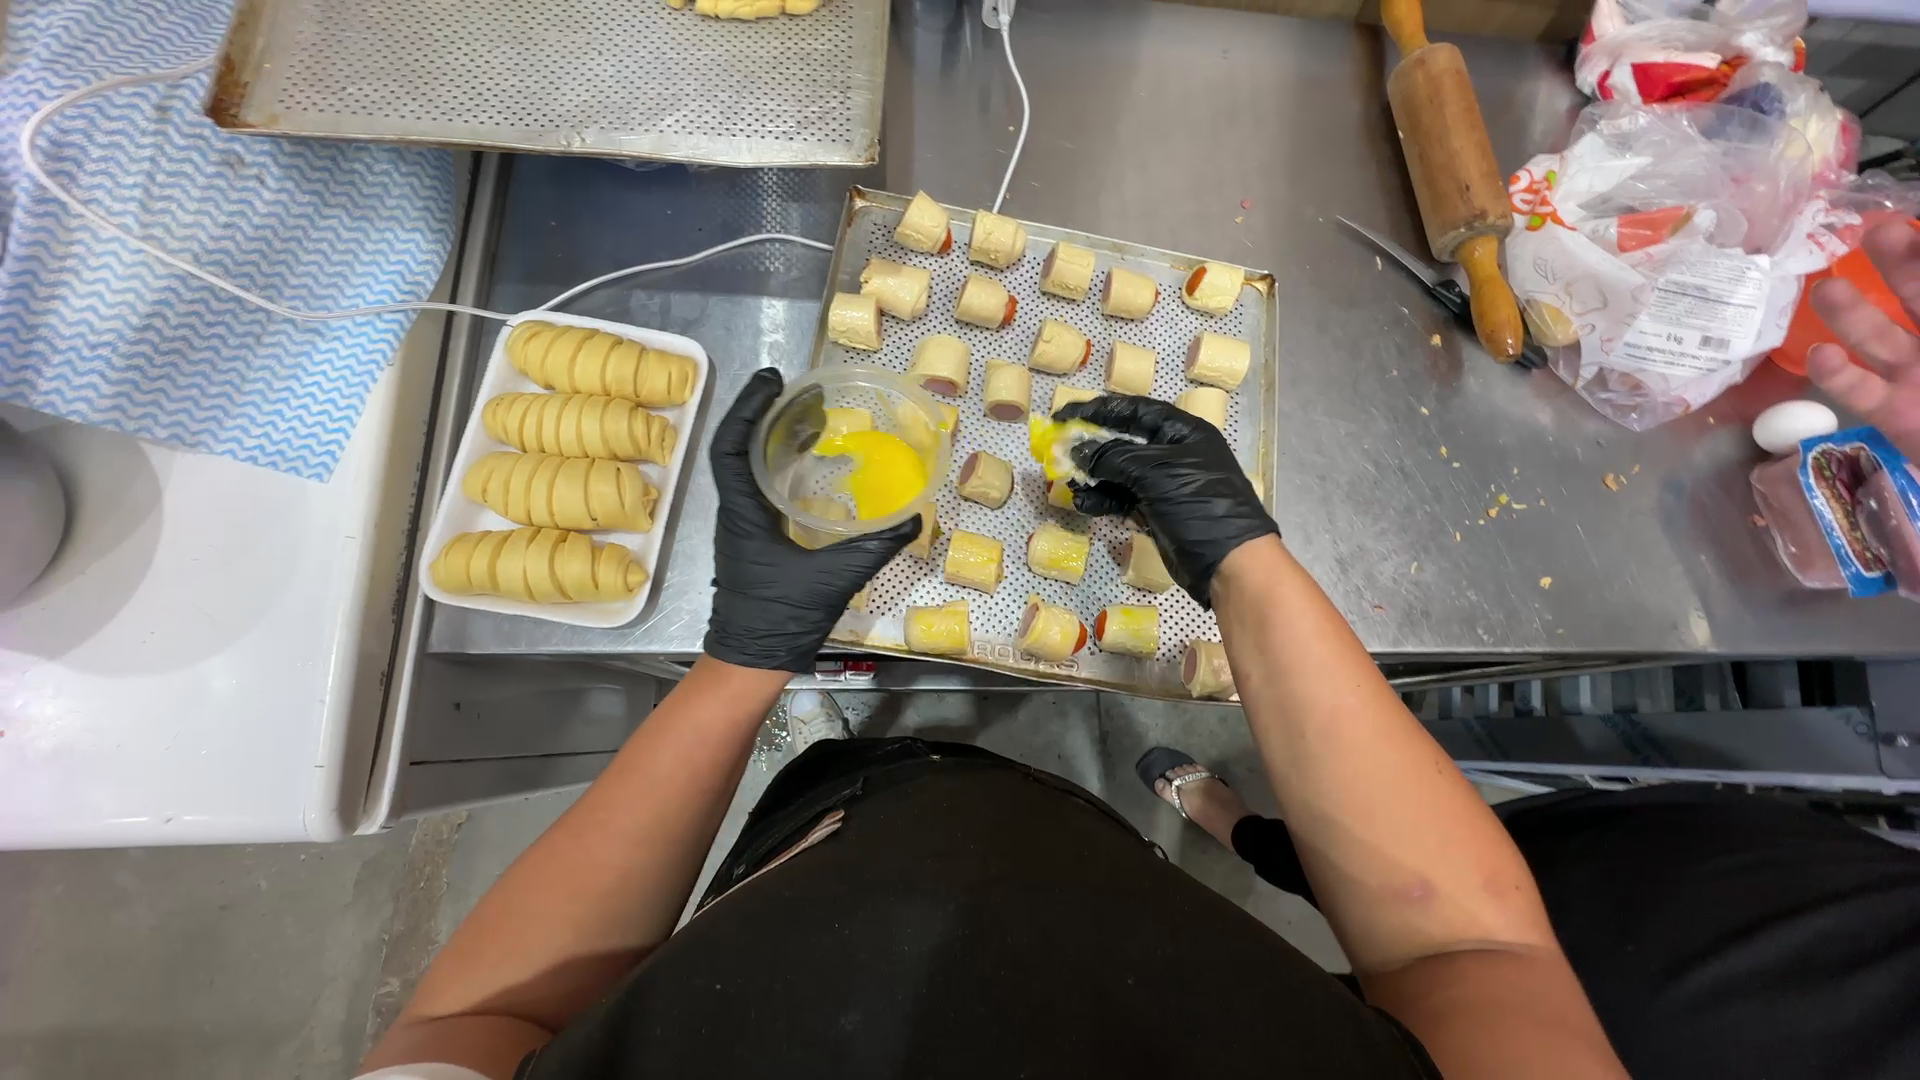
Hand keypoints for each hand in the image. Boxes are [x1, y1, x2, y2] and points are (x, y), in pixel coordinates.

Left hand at [705, 369, 919, 671]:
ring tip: (815, 418)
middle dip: (770, 415)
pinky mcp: (753, 539)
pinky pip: (762, 488)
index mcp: (743, 513)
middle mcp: (737, 512)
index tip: (773, 380)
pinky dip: (783, 467)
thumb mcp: (835, 578)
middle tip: (808, 394)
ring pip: (751, 467)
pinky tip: (813, 466)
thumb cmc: (783, 616)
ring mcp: (742, 526)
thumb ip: (876, 547)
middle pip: (742, 448)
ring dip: (777, 439)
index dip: (748, 407)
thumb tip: (915, 519)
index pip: (731, 446)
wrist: (753, 658)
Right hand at [1057, 395, 1277, 607]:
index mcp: (1182, 432)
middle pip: (1124, 441)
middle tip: (1059, 450)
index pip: (1134, 411)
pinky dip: (1102, 499)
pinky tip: (1084, 503)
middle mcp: (1173, 454)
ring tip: (1069, 482)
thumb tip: (1078, 451)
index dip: (1099, 410)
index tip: (1065, 415)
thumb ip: (1113, 457)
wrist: (1227, 562)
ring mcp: (1164, 485)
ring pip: (1119, 473)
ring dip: (1093, 476)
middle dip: (1092, 446)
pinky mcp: (1156, 512)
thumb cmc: (1197, 504)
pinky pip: (1122, 498)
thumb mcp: (1154, 472)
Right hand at [1808, 219, 1919, 459]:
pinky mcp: (1891, 411)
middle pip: (1916, 296)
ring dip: (1850, 314)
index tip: (1910, 224)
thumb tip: (1854, 335)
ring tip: (1827, 291)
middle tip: (1873, 232)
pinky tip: (1822, 356)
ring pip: (1878, 338)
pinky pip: (1859, 391)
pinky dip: (1837, 375)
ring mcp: (1912, 376)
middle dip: (1898, 264)